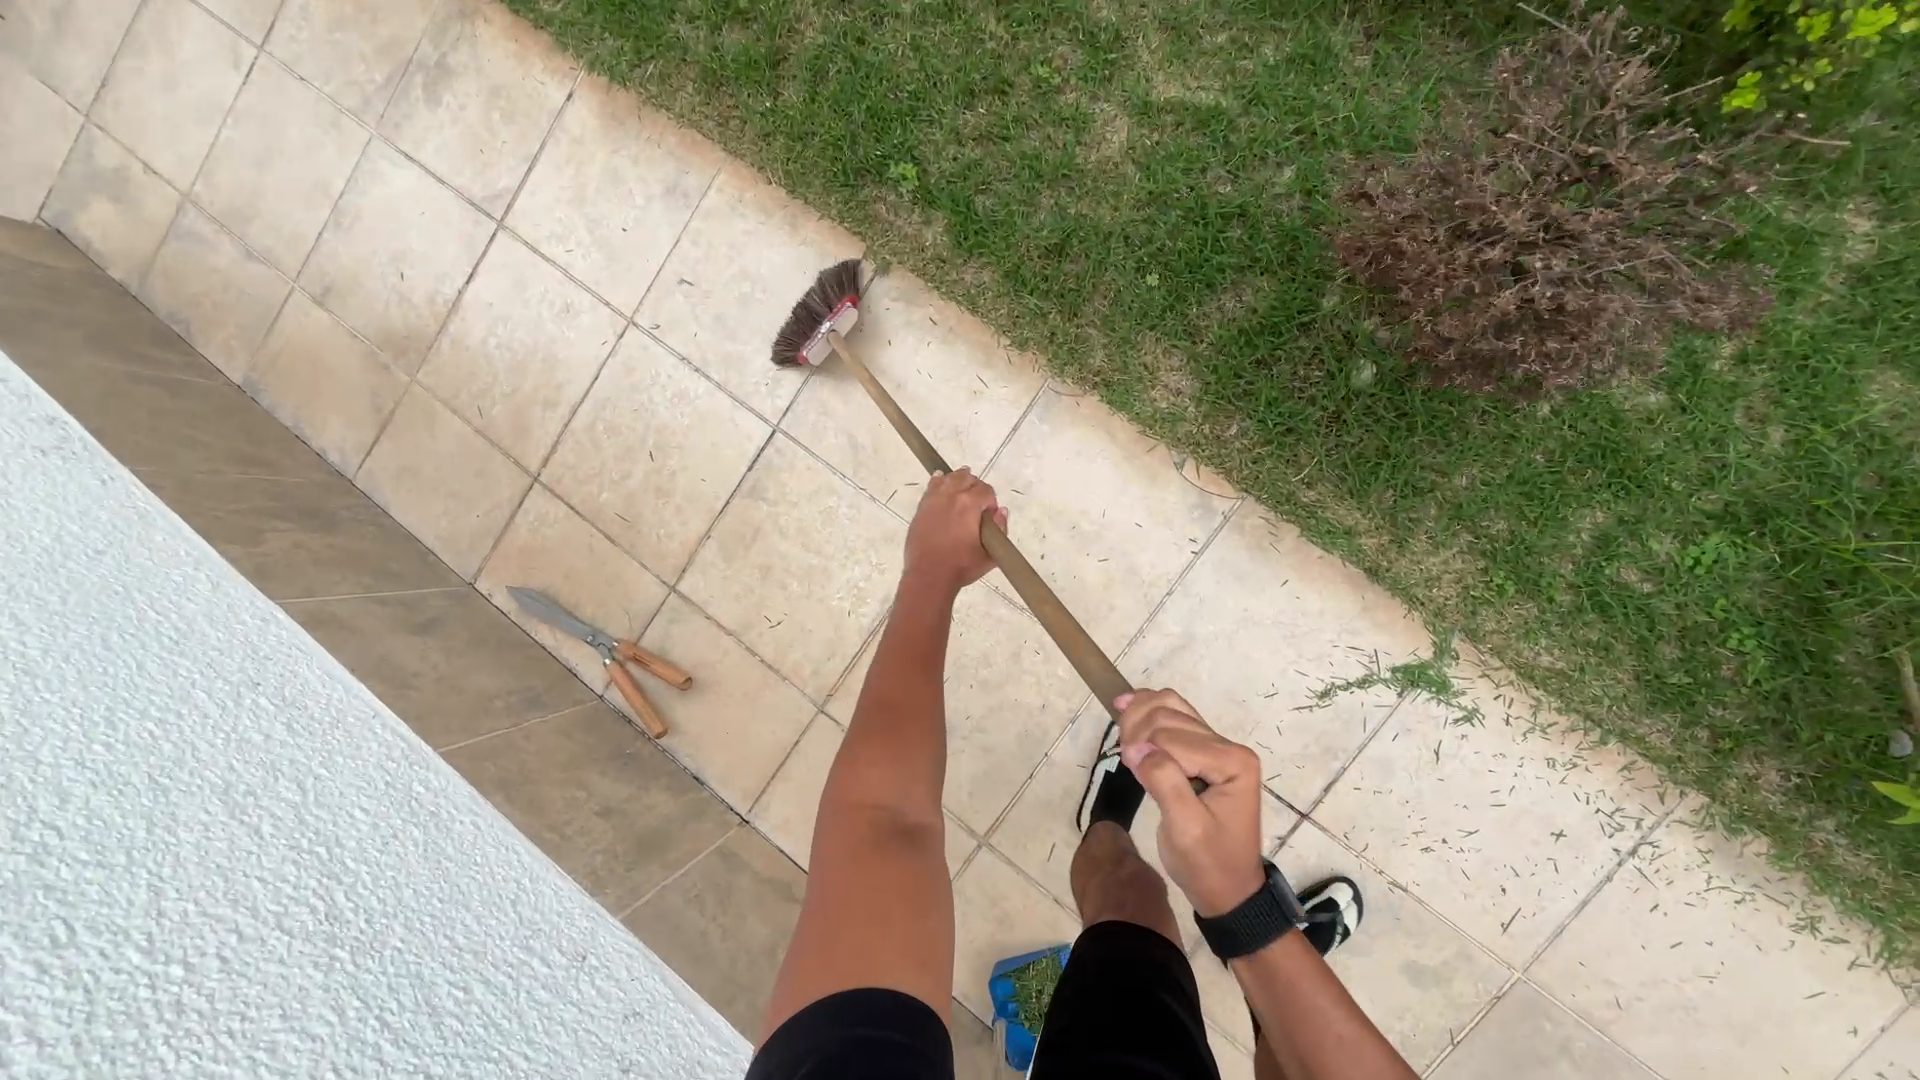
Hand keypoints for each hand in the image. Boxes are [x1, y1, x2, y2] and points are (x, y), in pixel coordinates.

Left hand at [902, 468, 1004, 592]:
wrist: (929, 575)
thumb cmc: (961, 566)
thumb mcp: (990, 554)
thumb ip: (1000, 529)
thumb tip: (1001, 511)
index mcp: (970, 504)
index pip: (986, 490)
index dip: (991, 501)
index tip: (989, 515)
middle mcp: (951, 496)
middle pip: (967, 479)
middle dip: (975, 487)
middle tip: (978, 503)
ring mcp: (934, 500)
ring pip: (948, 479)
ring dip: (958, 480)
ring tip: (963, 484)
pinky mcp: (921, 508)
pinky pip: (931, 487)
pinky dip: (938, 481)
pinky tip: (940, 479)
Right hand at [1117, 689, 1265, 916]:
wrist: (1227, 890)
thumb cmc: (1208, 864)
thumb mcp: (1186, 830)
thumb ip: (1165, 783)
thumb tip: (1137, 747)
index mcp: (1233, 762)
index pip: (1174, 737)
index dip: (1144, 749)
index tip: (1127, 769)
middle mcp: (1229, 746)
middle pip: (1169, 715)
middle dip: (1138, 730)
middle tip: (1125, 760)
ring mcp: (1218, 747)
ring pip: (1169, 707)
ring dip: (1139, 717)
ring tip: (1123, 741)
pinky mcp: (1204, 752)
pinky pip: (1174, 716)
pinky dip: (1147, 711)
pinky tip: (1125, 708)